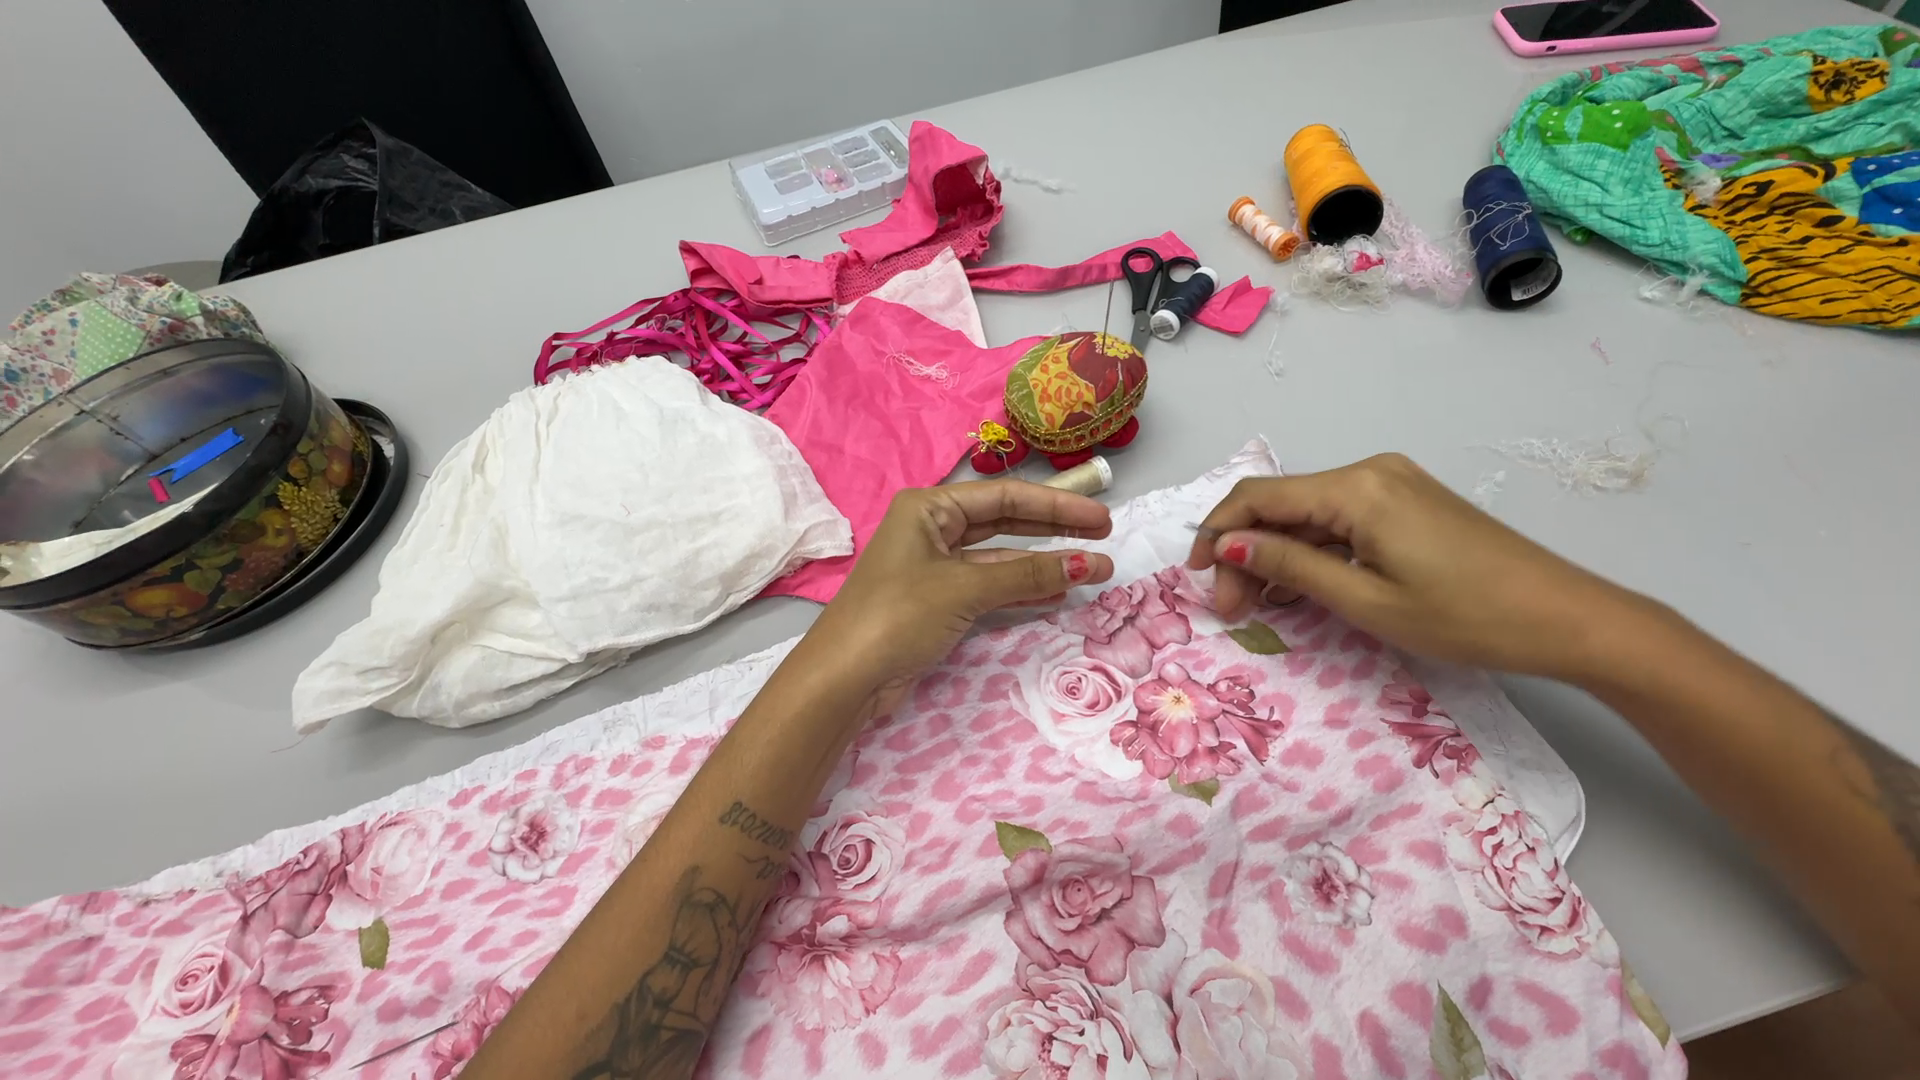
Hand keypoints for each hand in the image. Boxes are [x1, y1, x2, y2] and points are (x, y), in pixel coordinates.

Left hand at [807, 481, 1115, 713]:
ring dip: (1042, 564)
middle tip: (1103, 536)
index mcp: (929, 508)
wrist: (846, 677)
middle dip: (1053, 530)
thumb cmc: (898, 616)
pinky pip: (989, 586)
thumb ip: (1028, 574)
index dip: (1057, 505)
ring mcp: (934, 567)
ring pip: (999, 557)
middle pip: (1004, 522)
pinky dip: (1021, 589)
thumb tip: (1089, 563)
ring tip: (1092, 569)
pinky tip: (1056, 593)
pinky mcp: (938, 601)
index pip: (1005, 497)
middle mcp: (931, 529)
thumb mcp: (965, 589)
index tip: (1101, 518)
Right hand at [1187, 454, 1646, 680]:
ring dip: (1275, 555)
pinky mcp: (1406, 503)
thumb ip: (1290, 566)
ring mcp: (1391, 484)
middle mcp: (1368, 472)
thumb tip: (1226, 546)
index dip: (1216, 533)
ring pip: (1306, 515)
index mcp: (1356, 489)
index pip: (1258, 497)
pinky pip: (1338, 521)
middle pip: (1280, 506)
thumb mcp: (1364, 599)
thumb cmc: (1464, 616)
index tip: (1196, 578)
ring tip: (1259, 606)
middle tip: (1232, 609)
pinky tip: (1299, 587)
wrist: (1568, 618)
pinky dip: (1310, 552)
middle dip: (1244, 553)